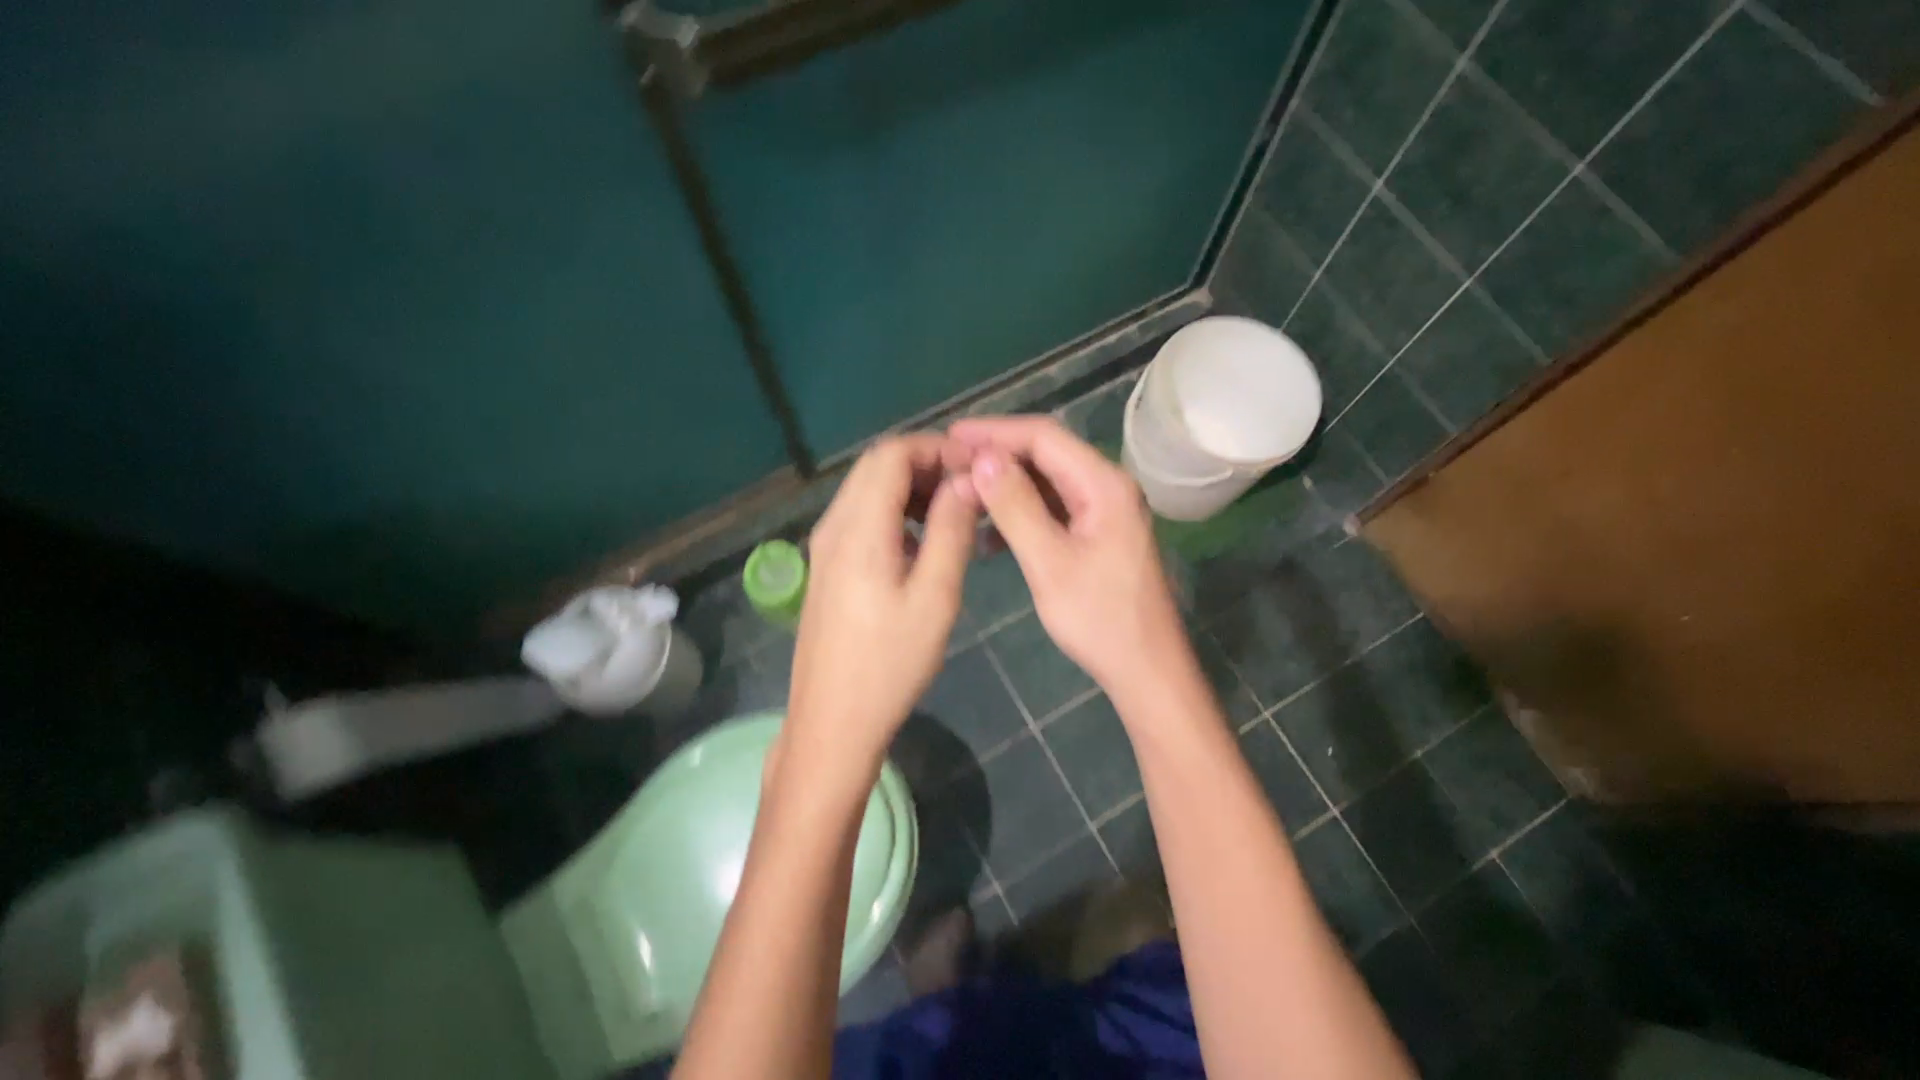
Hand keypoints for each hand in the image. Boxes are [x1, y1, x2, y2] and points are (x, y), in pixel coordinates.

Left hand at [785, 434, 976, 779]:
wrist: (832, 722)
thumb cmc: (890, 664)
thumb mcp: (935, 597)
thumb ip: (951, 530)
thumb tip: (967, 481)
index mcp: (859, 528)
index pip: (893, 453)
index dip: (938, 448)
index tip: (979, 469)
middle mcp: (833, 527)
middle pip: (877, 466)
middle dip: (927, 464)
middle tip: (972, 489)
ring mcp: (825, 548)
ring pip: (868, 490)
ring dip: (912, 488)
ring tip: (957, 513)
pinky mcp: (827, 569)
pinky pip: (861, 518)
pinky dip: (895, 512)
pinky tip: (925, 543)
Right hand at [944, 415, 1185, 696]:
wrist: (1146, 669)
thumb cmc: (1099, 619)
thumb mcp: (1049, 562)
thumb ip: (1016, 507)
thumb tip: (983, 458)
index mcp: (1104, 484)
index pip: (1044, 437)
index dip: (994, 432)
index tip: (950, 437)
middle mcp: (1108, 487)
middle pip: (1046, 454)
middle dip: (997, 457)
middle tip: (948, 466)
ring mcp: (1105, 511)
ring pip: (1047, 482)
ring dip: (1005, 487)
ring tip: (960, 498)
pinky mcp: (1098, 535)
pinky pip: (1054, 510)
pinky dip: (1020, 514)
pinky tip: (988, 536)